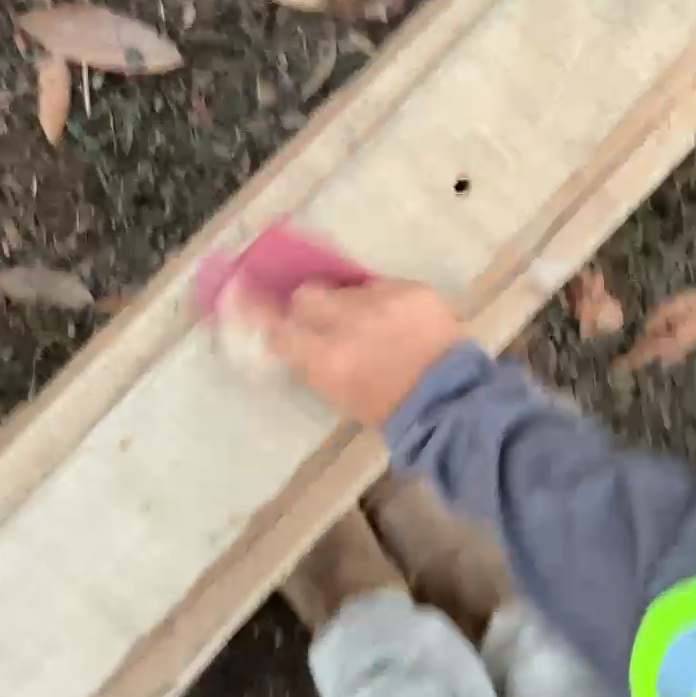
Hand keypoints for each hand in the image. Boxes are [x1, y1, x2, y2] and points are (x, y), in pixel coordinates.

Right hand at [228, 279, 466, 427]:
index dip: (259, 311)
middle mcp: (348, 323)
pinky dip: (385, 301)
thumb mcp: (339, 394)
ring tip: (372, 322)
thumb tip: (291, 337)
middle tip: (322, 316)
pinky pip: (382, 286)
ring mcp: (381, 301)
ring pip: (345, 287)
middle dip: (308, 303)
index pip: (277, 326)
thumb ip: (313, 362)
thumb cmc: (390, 410)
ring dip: (350, 302)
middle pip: (306, 294)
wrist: (452, 403)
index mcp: (327, 360)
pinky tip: (399, 321)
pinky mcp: (410, 288)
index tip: (243, 294)